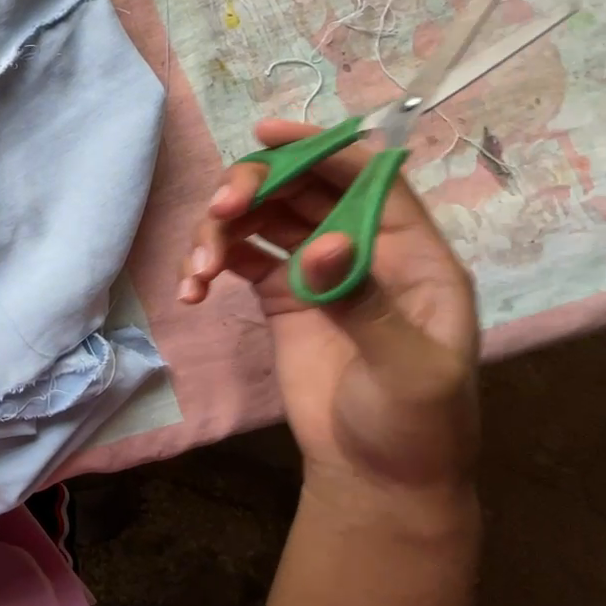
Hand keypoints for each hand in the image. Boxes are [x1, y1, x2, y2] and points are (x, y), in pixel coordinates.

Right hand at [178, 120, 479, 501]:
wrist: (376, 471)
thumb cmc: (414, 422)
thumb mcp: (409, 370)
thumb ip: (363, 303)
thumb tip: (314, 245)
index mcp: (410, 257)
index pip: (367, 181)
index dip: (322, 149)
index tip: (266, 134)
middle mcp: (358, 251)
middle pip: (299, 190)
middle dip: (251, 189)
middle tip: (216, 211)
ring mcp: (312, 271)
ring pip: (258, 220)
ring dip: (218, 232)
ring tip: (196, 271)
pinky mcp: (276, 294)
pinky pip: (234, 257)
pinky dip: (206, 264)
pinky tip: (190, 291)